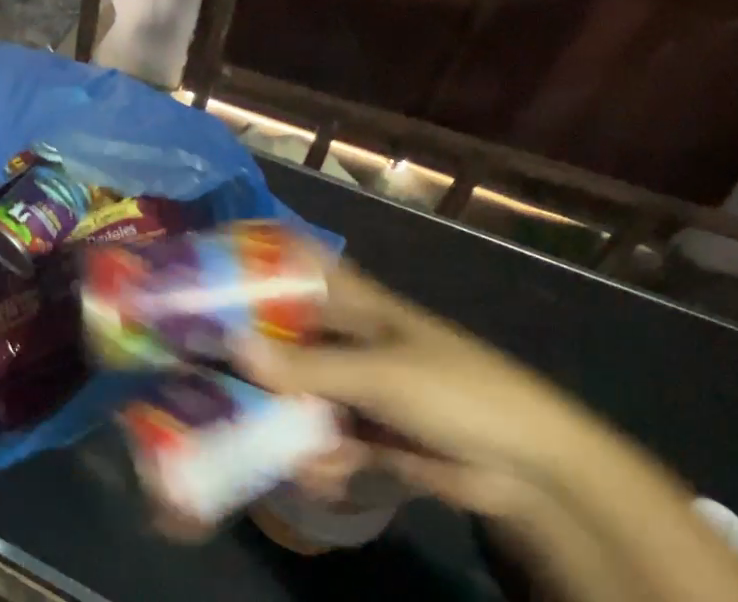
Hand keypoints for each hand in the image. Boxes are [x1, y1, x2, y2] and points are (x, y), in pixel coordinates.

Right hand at [236, 255, 604, 517]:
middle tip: (208, 382)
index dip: (259, 260)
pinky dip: (318, 461)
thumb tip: (232, 348)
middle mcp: (348, 341)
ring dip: (287, 428)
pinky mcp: (367, 436)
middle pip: (284, 339)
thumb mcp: (379, 373)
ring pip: (296, 398)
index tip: (209, 267)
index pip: (300, 266)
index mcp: (357, 305)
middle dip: (252, 362)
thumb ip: (306, 367)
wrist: (528, 467)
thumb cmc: (457, 390)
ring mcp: (357, 390)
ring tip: (294, 454)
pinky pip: (321, 442)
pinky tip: (328, 478)